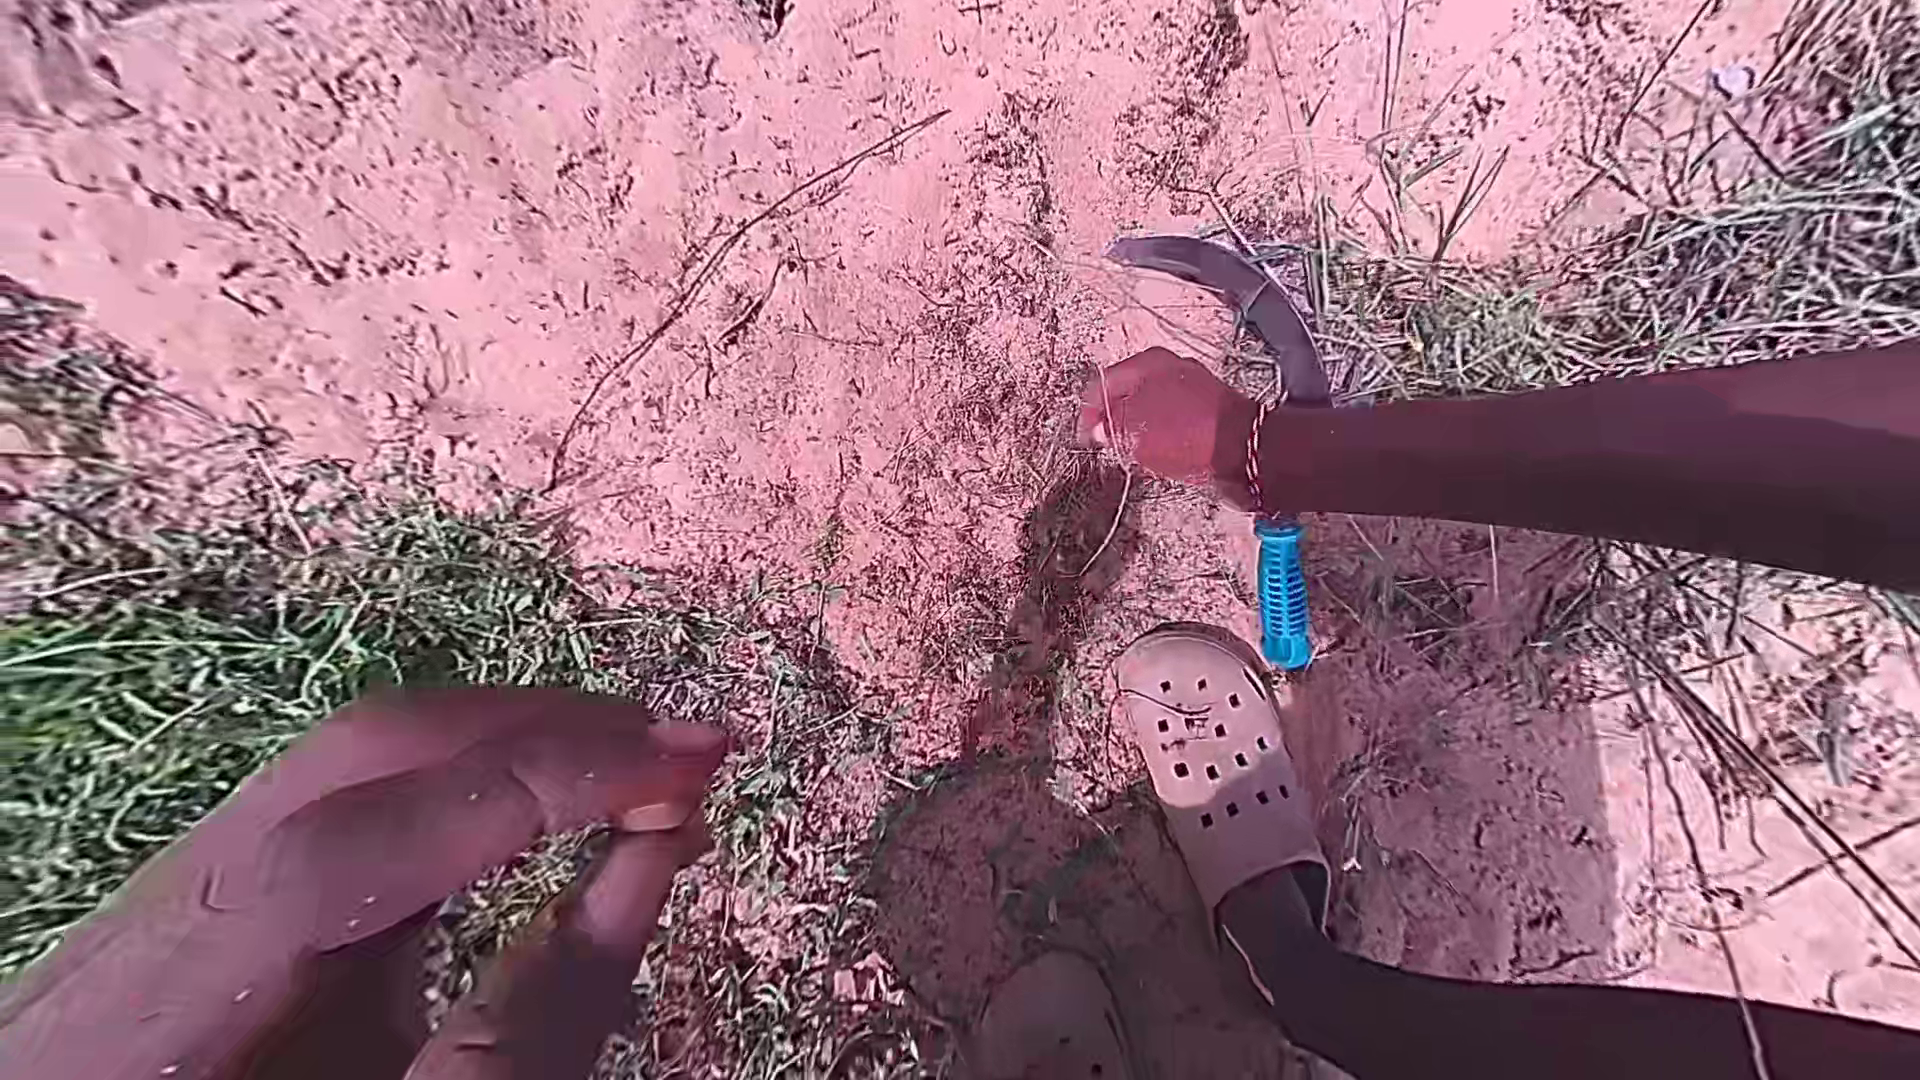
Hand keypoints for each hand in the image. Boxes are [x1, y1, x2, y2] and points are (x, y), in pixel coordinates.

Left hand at [0, 688, 729, 1079]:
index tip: (696, 767)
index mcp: (155, 1013)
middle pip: (382, 746)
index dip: (558, 781)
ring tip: (647, 759)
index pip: (373, 838)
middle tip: (683, 751)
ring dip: (545, 732)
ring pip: (395, 738)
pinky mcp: (266, 853)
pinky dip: (510, 757)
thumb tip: (666, 842)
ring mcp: (204, 866)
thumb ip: (548, 1008)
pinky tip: (571, 779)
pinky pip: (401, 768)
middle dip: (562, 731)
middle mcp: (158, 908)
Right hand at [1078, 347, 1258, 509]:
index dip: (1088, 413)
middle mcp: (1168, 369)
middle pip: (1124, 394)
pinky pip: (1167, 420)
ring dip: (1134, 429)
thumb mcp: (1133, 432)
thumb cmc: (1186, 433)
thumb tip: (1100, 430)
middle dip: (1111, 420)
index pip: (1101, 384)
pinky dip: (1156, 434)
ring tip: (1130, 451)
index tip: (1085, 436)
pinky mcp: (1202, 409)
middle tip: (1105, 443)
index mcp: (1147, 364)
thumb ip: (1108, 428)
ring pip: (1145, 408)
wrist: (1242, 448)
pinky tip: (1155, 452)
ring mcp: (1188, 388)